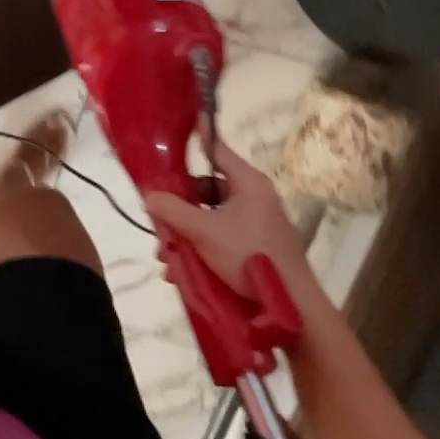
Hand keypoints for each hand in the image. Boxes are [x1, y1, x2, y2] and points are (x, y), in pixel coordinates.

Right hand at [144, 141, 312, 296]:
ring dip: (183, 234)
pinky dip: (197, 250)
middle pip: (204, 189)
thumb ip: (173, 211)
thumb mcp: (204, 231)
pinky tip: (180, 272)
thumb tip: (149, 196)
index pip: (217, 150)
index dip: (196, 139)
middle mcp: (252, 198)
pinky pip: (216, 239)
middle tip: (157, 220)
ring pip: (207, 218)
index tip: (175, 131)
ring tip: (166, 256)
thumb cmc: (250, 255)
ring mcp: (253, 224)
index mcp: (248, 184)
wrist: (290, 306)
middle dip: (177, 208)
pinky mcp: (251, 247)